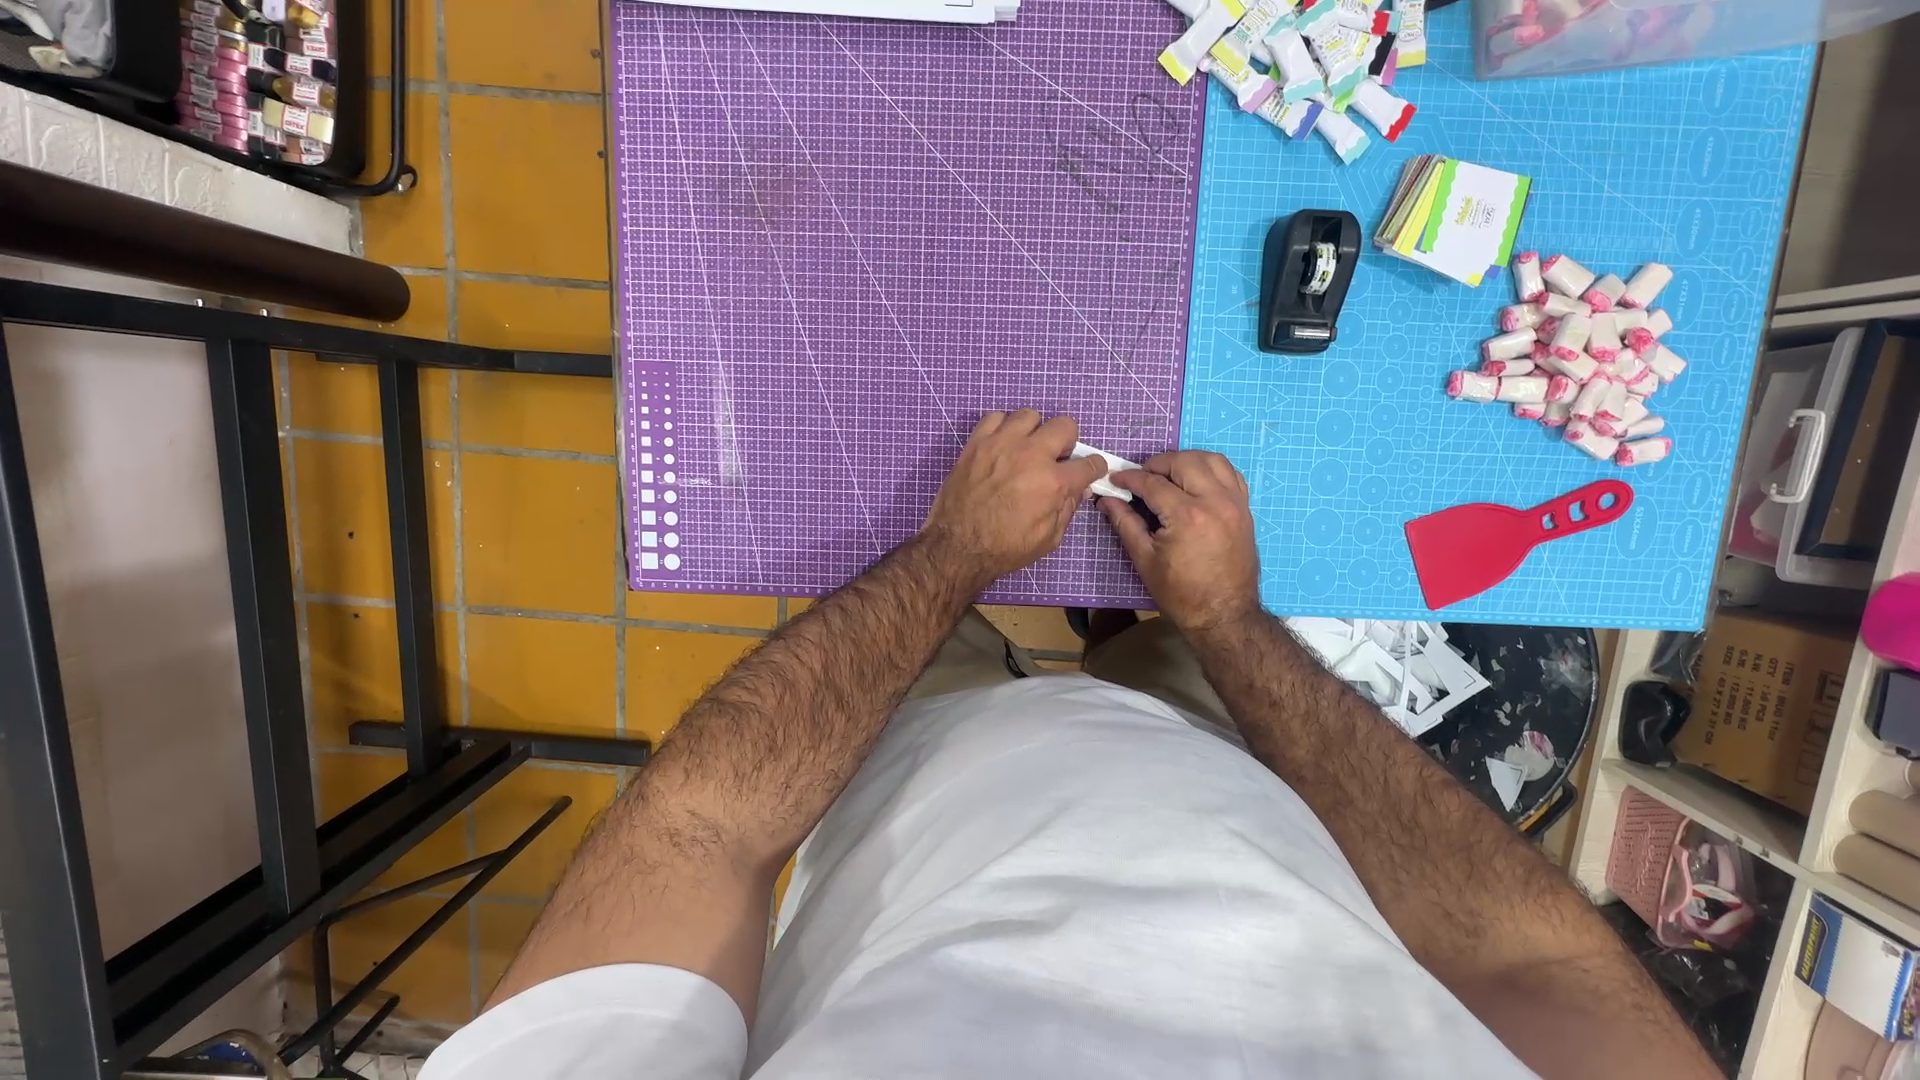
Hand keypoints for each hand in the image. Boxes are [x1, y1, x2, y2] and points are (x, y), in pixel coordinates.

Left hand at [921, 410, 1106, 589]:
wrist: (957, 546)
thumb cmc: (1004, 548)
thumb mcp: (1048, 539)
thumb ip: (1067, 509)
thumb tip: (1078, 490)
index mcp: (1053, 482)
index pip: (1089, 464)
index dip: (1094, 468)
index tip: (1089, 470)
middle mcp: (1031, 455)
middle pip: (1065, 426)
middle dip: (1067, 442)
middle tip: (1056, 458)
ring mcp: (1001, 444)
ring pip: (1030, 416)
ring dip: (1034, 431)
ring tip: (1026, 449)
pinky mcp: (977, 443)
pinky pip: (995, 417)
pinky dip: (1003, 427)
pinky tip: (1002, 445)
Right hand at [1100, 450, 1261, 633]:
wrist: (1224, 614)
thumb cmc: (1180, 593)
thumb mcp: (1145, 559)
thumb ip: (1125, 523)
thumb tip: (1107, 500)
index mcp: (1187, 516)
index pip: (1152, 483)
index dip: (1129, 478)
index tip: (1115, 478)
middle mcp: (1214, 501)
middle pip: (1183, 462)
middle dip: (1157, 464)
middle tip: (1141, 477)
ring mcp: (1235, 503)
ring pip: (1211, 460)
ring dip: (1186, 461)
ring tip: (1169, 475)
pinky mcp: (1245, 509)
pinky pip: (1231, 474)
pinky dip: (1211, 470)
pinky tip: (1195, 482)